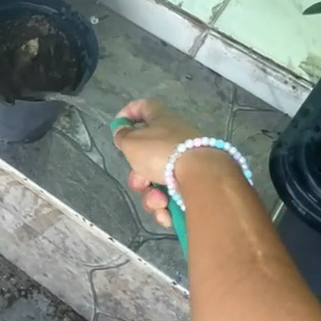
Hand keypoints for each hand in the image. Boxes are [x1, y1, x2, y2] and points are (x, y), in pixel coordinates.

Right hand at [111, 98, 201, 228]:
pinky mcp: (195, 183)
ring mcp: (186, 162)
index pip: (143, 107)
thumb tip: (122, 131)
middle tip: (141, 182)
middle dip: (139, 176)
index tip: (118, 127)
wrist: (202, 175)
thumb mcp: (133, 142)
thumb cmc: (162, 152)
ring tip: (159, 201)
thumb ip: (123, 136)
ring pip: (157, 182)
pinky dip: (167, 207)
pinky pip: (172, 197)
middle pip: (146, 157)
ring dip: (152, 196)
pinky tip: (167, 213)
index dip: (128, 113)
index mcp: (160, 120)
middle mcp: (174, 138)